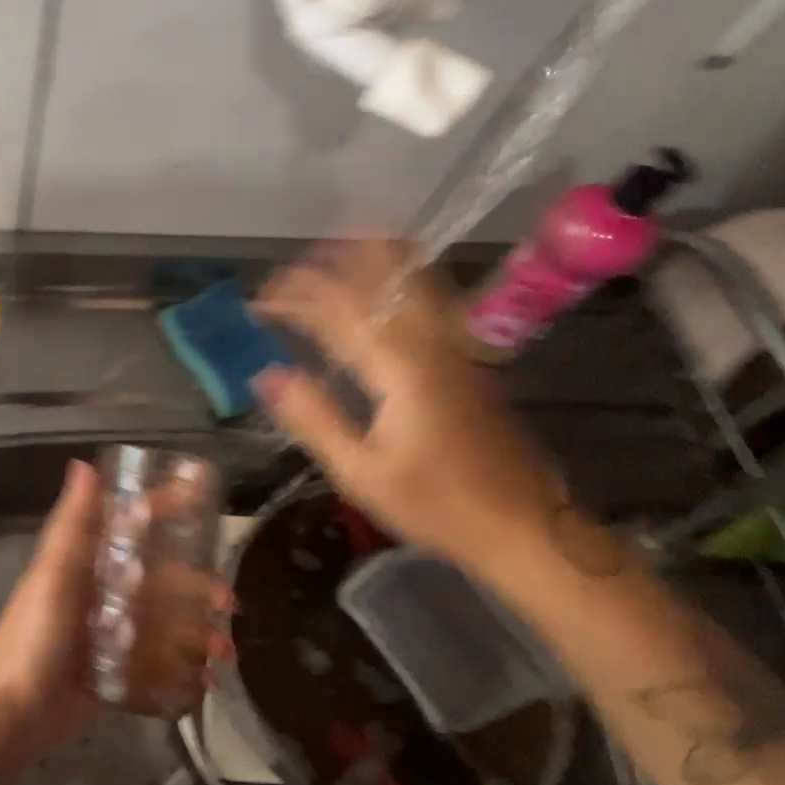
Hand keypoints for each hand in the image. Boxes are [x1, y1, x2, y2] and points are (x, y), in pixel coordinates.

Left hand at [0, 460, 231, 760]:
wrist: (10, 713)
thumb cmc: (31, 635)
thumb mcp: (52, 575)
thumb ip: (72, 524)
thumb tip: (84, 463)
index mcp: (85, 563)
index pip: (129, 526)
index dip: (163, 511)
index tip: (201, 503)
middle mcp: (100, 593)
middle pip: (157, 581)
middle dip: (194, 588)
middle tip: (227, 602)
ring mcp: (109, 635)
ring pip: (163, 624)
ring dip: (196, 632)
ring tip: (223, 650)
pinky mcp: (114, 673)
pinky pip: (157, 666)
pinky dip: (183, 670)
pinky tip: (208, 679)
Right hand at [251, 241, 567, 575]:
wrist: (529, 527)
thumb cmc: (438, 506)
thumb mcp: (362, 472)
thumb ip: (314, 417)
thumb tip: (266, 373)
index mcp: (400, 366)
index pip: (336, 309)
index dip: (292, 297)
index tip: (255, 302)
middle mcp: (430, 341)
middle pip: (378, 274)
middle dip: (327, 264)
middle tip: (286, 276)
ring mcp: (455, 345)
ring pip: (410, 277)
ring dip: (364, 259)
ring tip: (324, 257)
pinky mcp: (466, 358)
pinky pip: (423, 296)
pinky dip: (391, 278)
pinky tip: (375, 287)